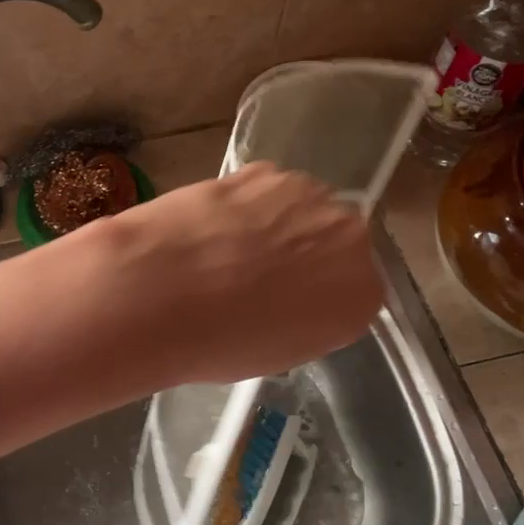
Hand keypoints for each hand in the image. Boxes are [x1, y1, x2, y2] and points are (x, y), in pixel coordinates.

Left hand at [76, 163, 381, 383]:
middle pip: (334, 244)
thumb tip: (286, 304)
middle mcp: (351, 240)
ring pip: (300, 212)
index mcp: (361, 297)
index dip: (315, 301)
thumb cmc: (218, 343)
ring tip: (226, 253)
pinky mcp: (265, 170)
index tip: (285, 310)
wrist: (162, 293)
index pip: (352, 295)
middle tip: (256, 280)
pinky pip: (264, 192)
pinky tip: (210, 228)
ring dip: (274, 226)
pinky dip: (243, 207)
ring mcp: (310, 197)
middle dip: (303, 258)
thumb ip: (301, 322)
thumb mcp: (274, 354)